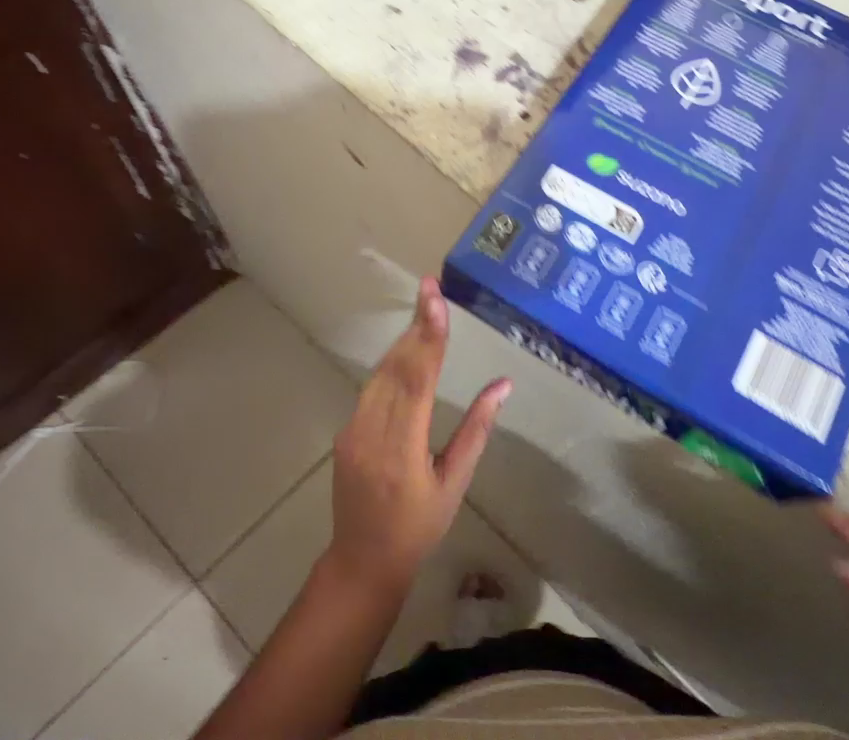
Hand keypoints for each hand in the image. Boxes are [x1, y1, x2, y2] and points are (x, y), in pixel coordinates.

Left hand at [324, 277, 510, 595]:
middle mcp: (372, 432)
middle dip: (416, 325)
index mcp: (403, 449)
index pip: (417, 379)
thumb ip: (477, 430)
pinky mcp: (346, 432)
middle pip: (396, 367)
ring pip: (380, 374)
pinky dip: (391, 364)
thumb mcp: (455, 482)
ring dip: (404, 341)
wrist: (363, 560)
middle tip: (431, 287)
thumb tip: (503, 385)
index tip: (435, 299)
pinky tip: (407, 348)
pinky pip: (371, 389)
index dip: (429, 336)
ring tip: (425, 309)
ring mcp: (353, 431)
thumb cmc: (420, 527)